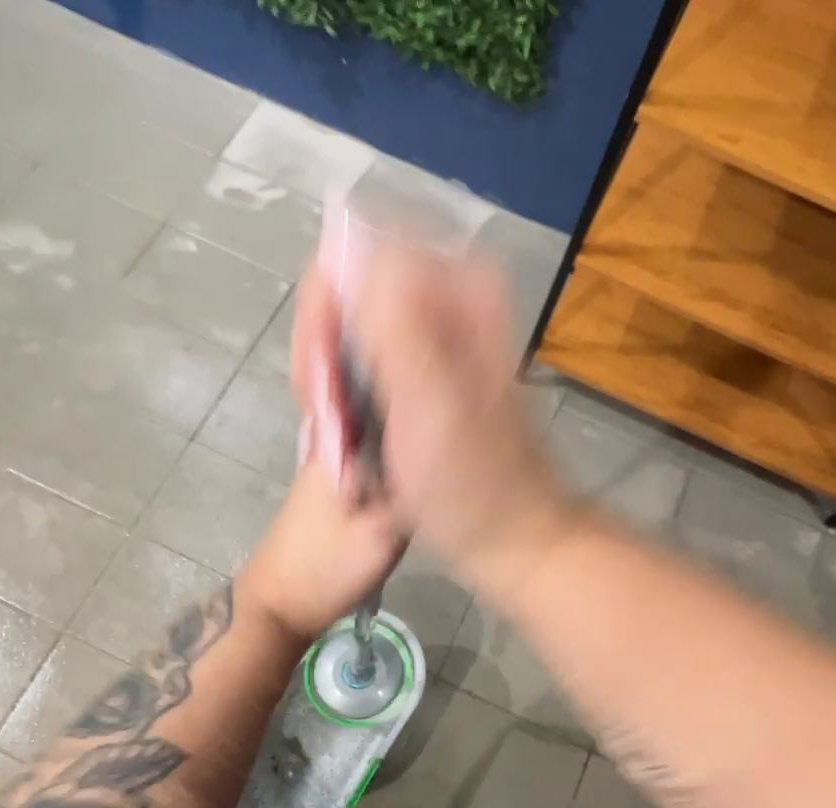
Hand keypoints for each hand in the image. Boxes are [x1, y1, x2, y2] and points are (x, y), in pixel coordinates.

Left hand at [241, 262, 409, 640]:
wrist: (288, 600)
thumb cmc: (323, 566)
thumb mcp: (375, 530)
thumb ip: (401, 480)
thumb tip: (429, 424)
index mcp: (331, 426)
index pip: (321, 347)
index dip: (330, 297)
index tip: (351, 251)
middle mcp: (332, 419)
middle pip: (338, 343)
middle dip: (361, 293)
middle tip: (406, 250)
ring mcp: (340, 435)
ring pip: (355, 367)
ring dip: (377, 323)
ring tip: (421, 287)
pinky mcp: (351, 452)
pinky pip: (369, 394)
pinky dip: (390, 365)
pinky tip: (422, 362)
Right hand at [319, 232, 575, 590]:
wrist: (513, 536)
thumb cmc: (474, 483)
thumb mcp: (432, 403)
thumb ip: (394, 322)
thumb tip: (347, 244)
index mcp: (458, 288)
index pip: (357, 253)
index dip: (324, 312)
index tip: (322, 378)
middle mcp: (446, 298)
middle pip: (348, 290)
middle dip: (324, 353)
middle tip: (326, 418)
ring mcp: (433, 334)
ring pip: (348, 328)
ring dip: (329, 381)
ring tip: (338, 440)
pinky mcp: (423, 370)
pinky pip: (361, 359)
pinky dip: (345, 396)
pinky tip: (349, 439)